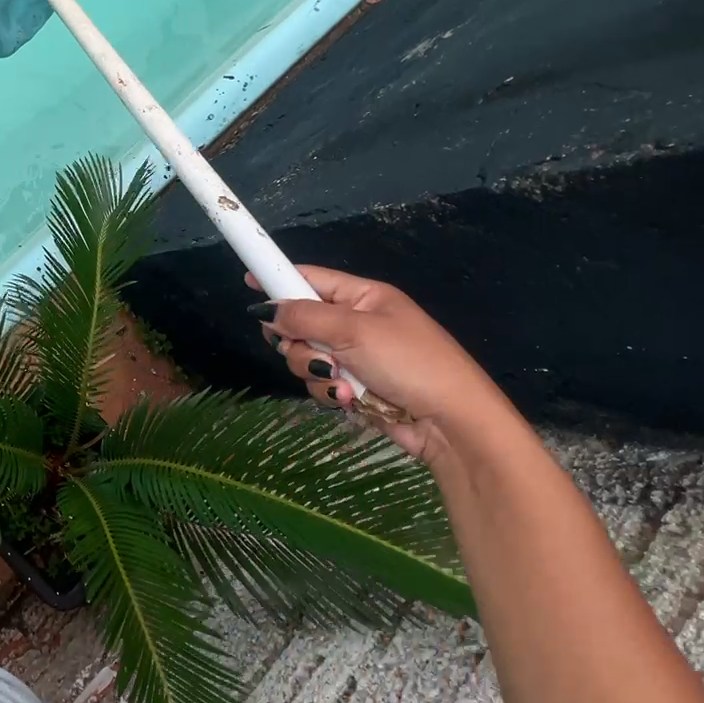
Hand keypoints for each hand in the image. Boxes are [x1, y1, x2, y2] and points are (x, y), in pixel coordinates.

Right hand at [246, 266, 515, 463]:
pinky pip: (320, 381)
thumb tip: (266, 310)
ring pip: (304, 355)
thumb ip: (304, 316)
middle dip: (299, 340)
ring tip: (343, 382)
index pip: (311, 278)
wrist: (454, 425)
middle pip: (299, 321)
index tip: (249, 281)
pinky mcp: (355, 386)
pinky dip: (330, 390)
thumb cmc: (411, 363)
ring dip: (316, 370)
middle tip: (313, 349)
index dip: (279, 278)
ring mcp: (355, 356)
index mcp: (364, 297)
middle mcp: (356, 323)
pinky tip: (351, 399)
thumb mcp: (355, 330)